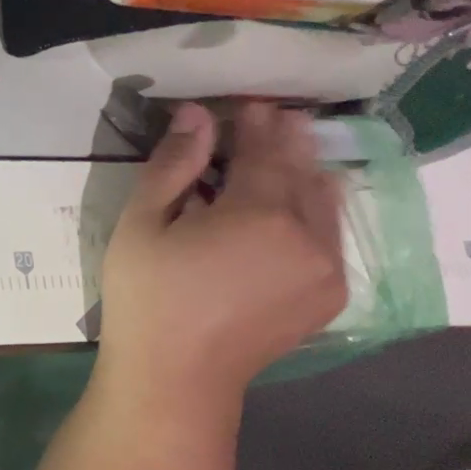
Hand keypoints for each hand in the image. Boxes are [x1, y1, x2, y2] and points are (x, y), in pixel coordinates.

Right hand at [96, 103, 347, 407]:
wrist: (178, 369)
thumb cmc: (147, 289)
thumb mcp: (143, 220)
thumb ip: (174, 165)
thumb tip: (195, 115)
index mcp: (261, 216)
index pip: (263, 154)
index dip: (254, 124)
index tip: (245, 100)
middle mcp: (309, 238)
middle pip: (301, 175)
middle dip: (286, 141)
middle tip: (273, 114)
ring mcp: (327, 269)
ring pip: (324, 205)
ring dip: (306, 171)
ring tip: (290, 146)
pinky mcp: (327, 294)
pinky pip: (328, 236)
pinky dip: (313, 207)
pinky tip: (297, 198)